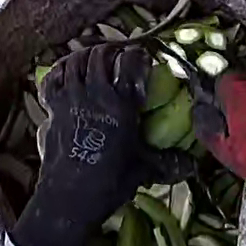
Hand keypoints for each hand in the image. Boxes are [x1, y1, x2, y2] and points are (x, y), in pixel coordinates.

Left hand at [11, 44, 192, 245]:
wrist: (69, 196)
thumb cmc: (110, 181)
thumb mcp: (145, 169)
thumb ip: (169, 162)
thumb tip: (193, 165)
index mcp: (120, 104)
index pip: (130, 63)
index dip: (138, 54)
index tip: (143, 55)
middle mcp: (94, 94)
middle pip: (100, 54)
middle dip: (111, 49)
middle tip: (119, 53)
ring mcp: (69, 97)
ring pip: (75, 61)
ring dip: (87, 55)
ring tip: (96, 59)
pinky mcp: (52, 107)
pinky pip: (53, 77)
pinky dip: (61, 70)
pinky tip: (68, 73)